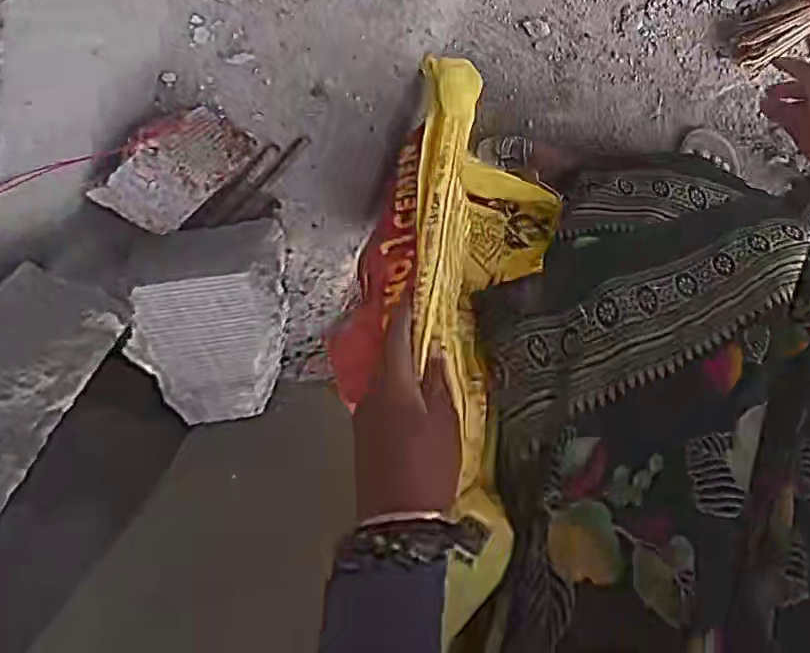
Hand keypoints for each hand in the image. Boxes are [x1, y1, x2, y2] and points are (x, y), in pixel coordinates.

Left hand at [350, 304, 459, 520]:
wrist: (398, 520)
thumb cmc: (428, 464)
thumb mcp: (445, 419)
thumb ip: (438, 380)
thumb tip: (434, 351)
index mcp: (392, 383)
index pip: (396, 335)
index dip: (405, 310)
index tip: (412, 289)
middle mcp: (371, 393)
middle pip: (385, 352)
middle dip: (401, 333)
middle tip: (421, 317)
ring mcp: (363, 414)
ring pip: (381, 374)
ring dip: (398, 359)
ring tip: (420, 350)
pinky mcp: (364, 433)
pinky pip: (379, 393)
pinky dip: (393, 381)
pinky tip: (409, 386)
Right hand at [759, 57, 809, 170]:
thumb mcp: (797, 124)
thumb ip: (780, 111)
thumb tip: (768, 104)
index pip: (802, 70)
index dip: (786, 65)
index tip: (778, 63)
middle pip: (809, 86)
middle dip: (789, 91)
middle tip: (773, 97)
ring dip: (800, 104)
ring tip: (785, 114)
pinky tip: (803, 125)